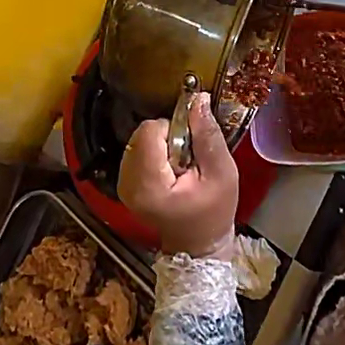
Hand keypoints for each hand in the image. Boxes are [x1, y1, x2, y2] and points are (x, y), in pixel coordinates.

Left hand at [119, 92, 238, 258]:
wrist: (198, 245)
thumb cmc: (214, 212)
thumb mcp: (222, 174)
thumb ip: (208, 136)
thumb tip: (199, 99)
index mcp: (148, 185)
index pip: (149, 132)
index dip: (174, 129)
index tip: (191, 147)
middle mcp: (127, 183)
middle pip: (142, 134)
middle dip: (168, 137)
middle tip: (188, 159)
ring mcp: (122, 184)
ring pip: (139, 140)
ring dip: (162, 145)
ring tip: (181, 166)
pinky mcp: (124, 184)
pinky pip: (136, 151)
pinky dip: (155, 154)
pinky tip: (171, 171)